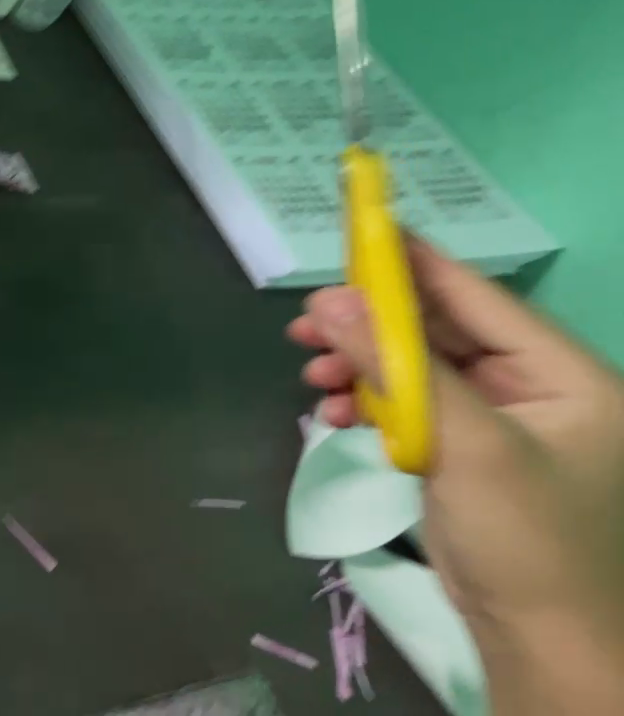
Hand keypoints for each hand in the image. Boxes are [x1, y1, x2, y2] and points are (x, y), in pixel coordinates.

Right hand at [291, 239, 623, 703]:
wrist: (543, 639)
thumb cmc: (526, 538)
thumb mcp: (462, 444)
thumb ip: (397, 365)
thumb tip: (327, 299)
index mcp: (565, 376)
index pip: (476, 296)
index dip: (411, 261)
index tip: (348, 231)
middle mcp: (537, 387)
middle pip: (436, 327)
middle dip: (366, 325)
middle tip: (303, 327)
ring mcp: (501, 418)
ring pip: (412, 363)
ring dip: (358, 365)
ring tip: (312, 378)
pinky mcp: (467, 445)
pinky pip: (407, 399)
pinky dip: (366, 399)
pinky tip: (333, 413)